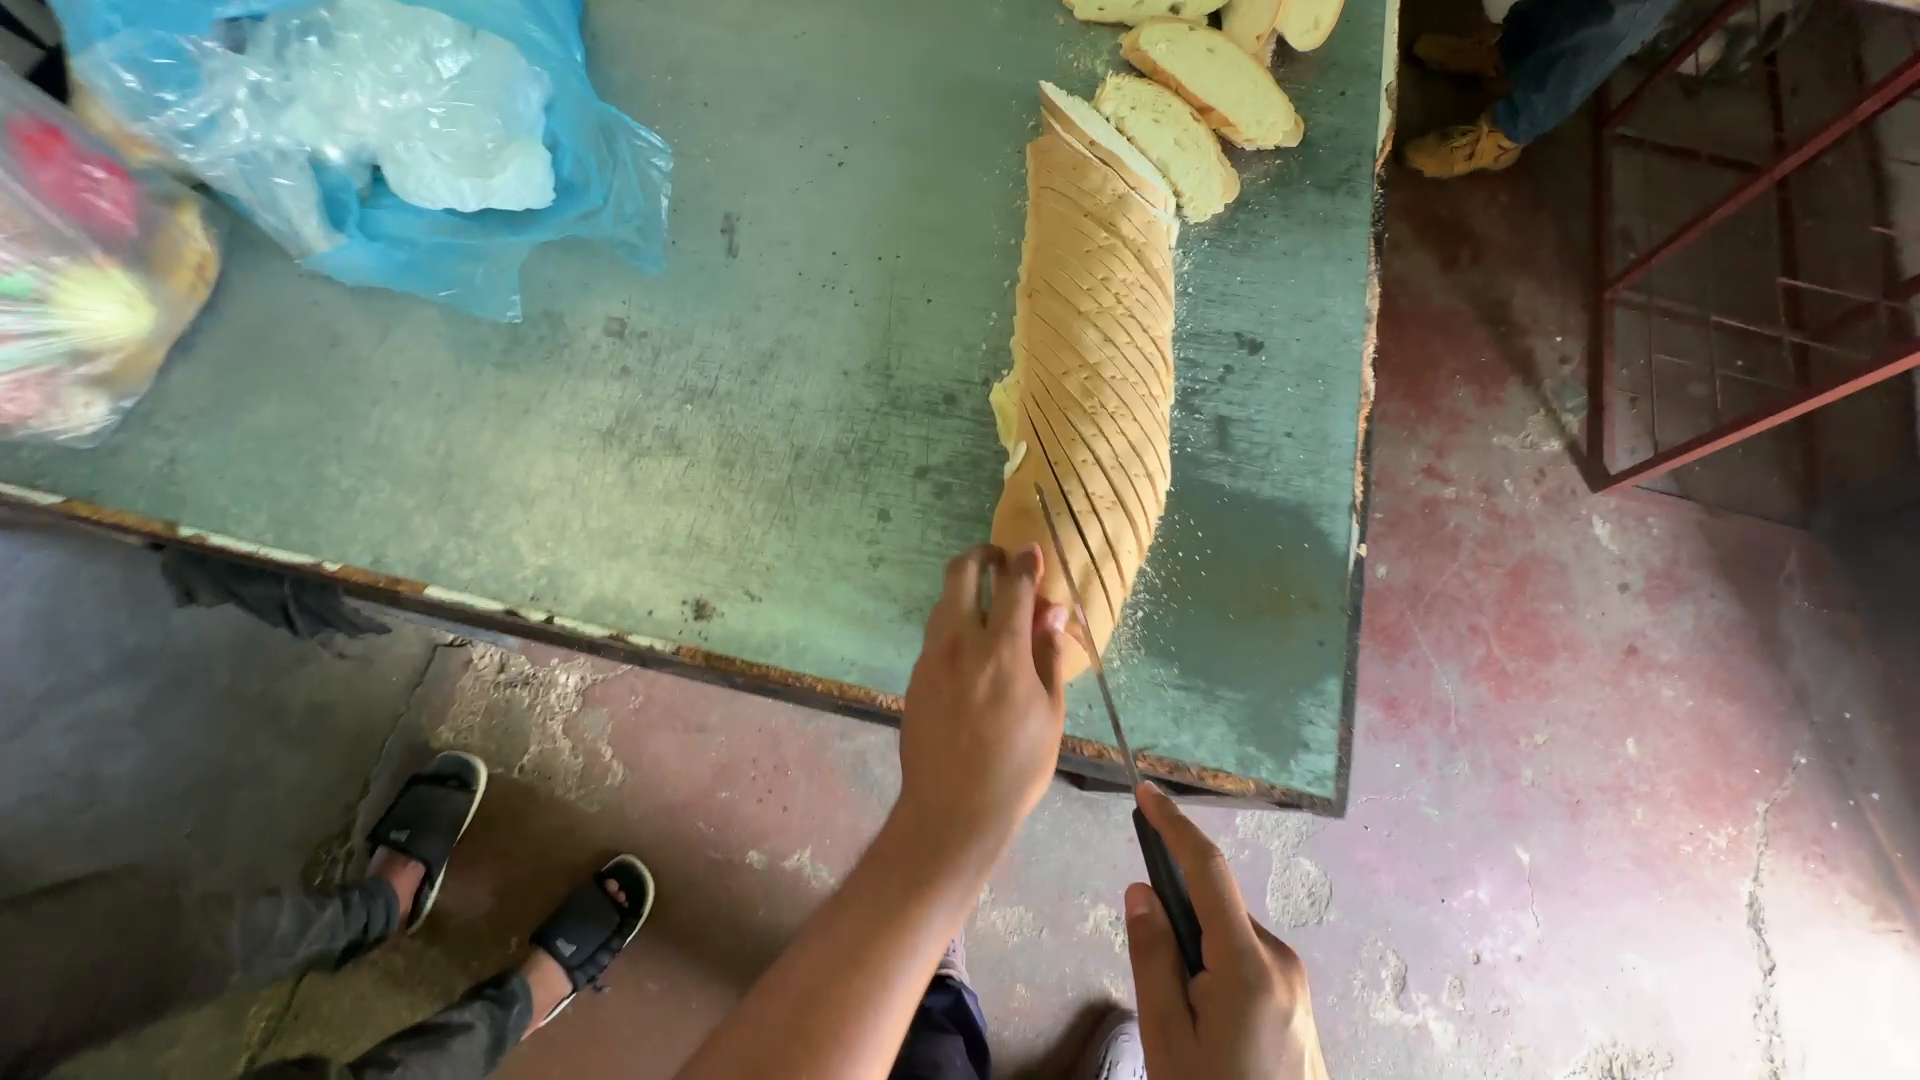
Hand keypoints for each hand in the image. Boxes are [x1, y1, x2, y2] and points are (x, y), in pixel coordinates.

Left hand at [896, 544, 1070, 855]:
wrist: (951, 808)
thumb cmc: (1016, 767)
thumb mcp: (1049, 713)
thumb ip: (1049, 656)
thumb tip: (1054, 612)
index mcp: (1001, 650)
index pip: (1012, 585)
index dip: (1025, 562)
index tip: (1032, 552)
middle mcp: (960, 642)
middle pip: (961, 573)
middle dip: (981, 555)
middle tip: (1000, 561)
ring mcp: (930, 657)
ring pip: (943, 601)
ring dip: (965, 590)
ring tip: (987, 606)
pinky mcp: (914, 675)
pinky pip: (934, 634)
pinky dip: (953, 624)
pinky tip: (970, 648)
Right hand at [1126, 783, 1327, 1079]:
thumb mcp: (1167, 1037)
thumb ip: (1153, 956)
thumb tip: (1142, 890)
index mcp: (1248, 965)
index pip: (1206, 870)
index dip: (1174, 825)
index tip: (1148, 791)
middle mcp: (1281, 960)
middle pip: (1214, 910)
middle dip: (1177, 922)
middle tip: (1159, 992)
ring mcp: (1296, 982)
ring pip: (1228, 939)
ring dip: (1197, 955)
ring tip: (1187, 1026)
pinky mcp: (1299, 1002)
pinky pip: (1246, 962)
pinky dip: (1216, 972)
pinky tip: (1211, 1031)